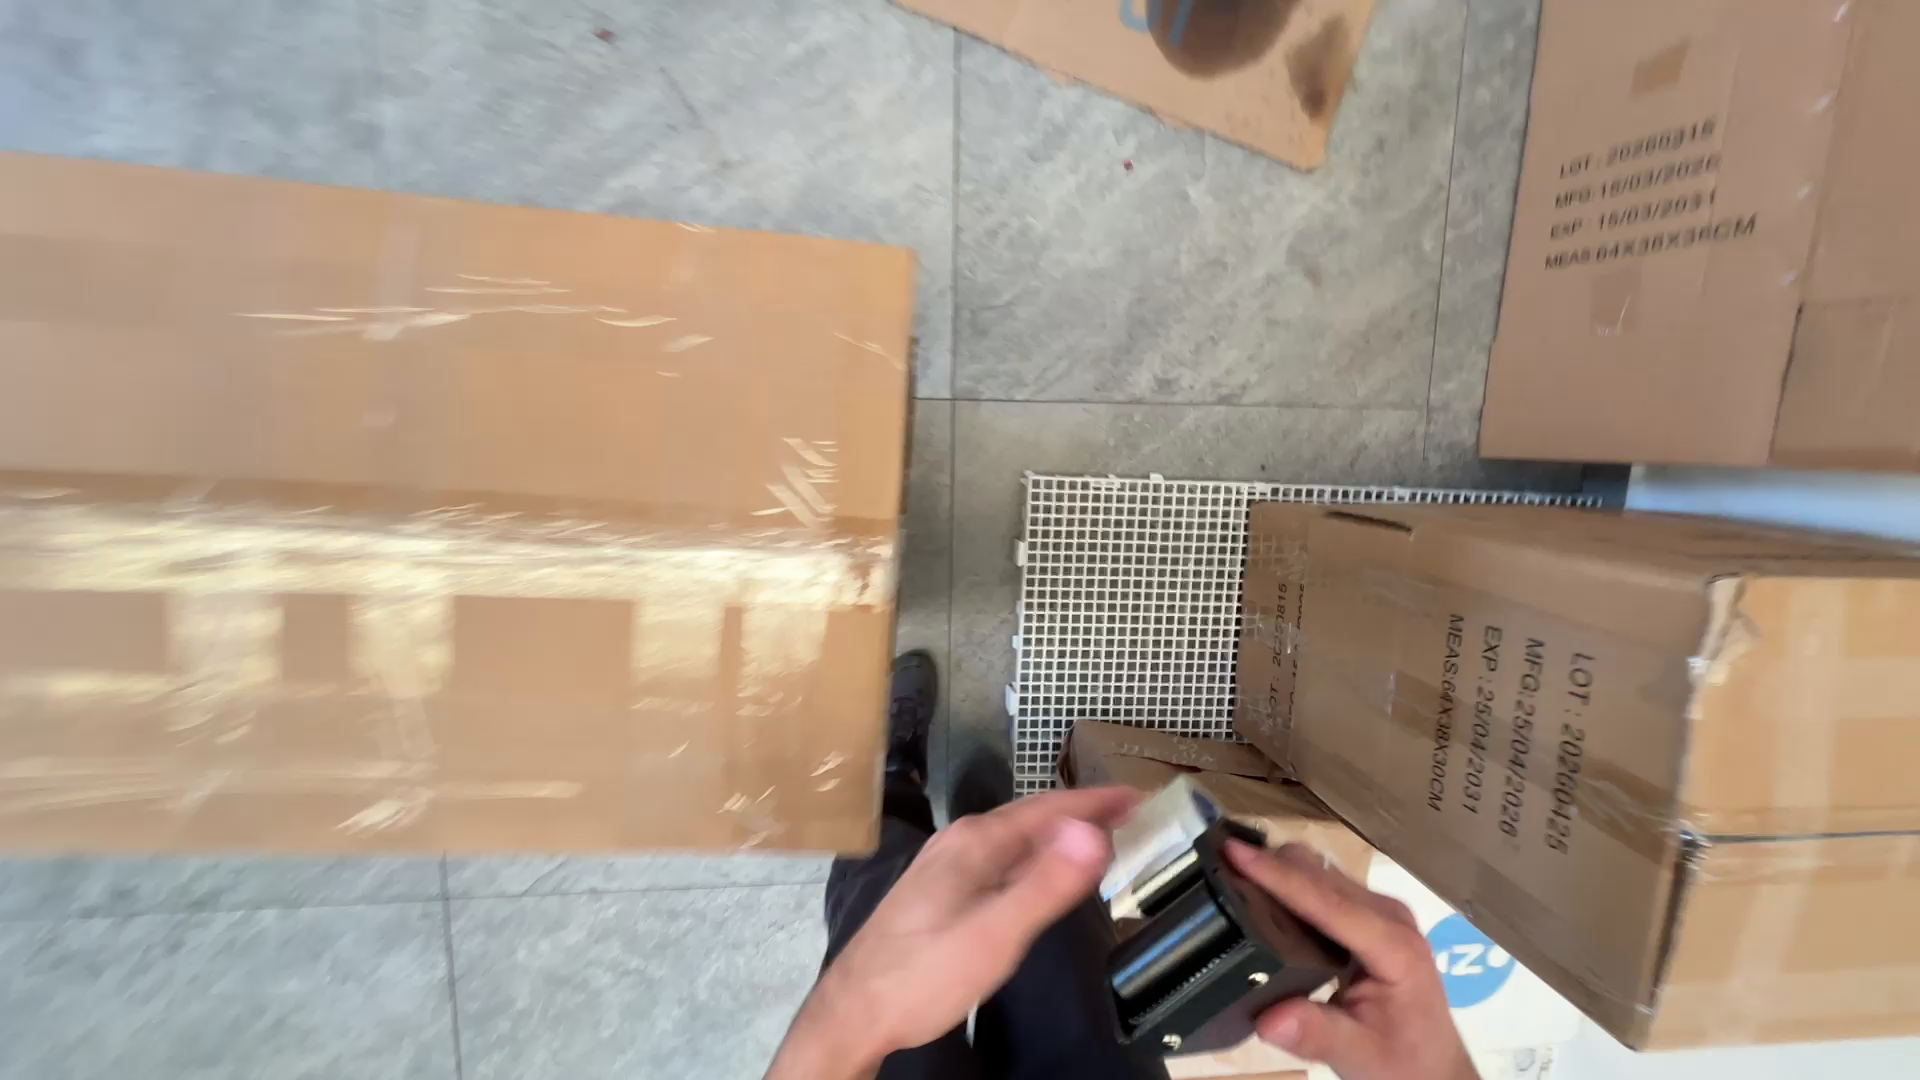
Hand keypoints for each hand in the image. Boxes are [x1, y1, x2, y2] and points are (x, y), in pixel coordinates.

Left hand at [765, 786, 1139, 1079]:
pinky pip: (998, 855)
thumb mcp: (995, 935)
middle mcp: (961, 840)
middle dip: (1078, 812)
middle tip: (1122, 814)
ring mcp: (946, 861)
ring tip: (1090, 837)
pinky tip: (1034, 872)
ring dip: (1055, 832)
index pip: (1047, 809)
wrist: (854, 1009)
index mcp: (977, 841)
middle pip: (1030, 816)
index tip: (1133, 796)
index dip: (1093, 801)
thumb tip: (1091, 833)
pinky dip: (1030, 853)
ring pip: (1013, 835)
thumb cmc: (924, 974)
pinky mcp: (939, 885)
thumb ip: (1045, 885)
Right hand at [1227, 841, 1477, 1079]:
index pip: (1325, 900)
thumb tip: (1267, 1019)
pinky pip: (1322, 881)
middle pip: (1319, 874)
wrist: (1436, 1070)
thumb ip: (1317, 1034)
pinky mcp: (1368, 910)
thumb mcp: (1361, 1059)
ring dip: (1277, 866)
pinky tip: (1262, 888)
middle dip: (1269, 863)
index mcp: (1392, 946)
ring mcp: (1380, 909)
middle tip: (1220, 862)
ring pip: (1319, 869)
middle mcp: (1388, 915)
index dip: (1277, 875)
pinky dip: (1288, 878)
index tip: (1233, 852)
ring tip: (1233, 871)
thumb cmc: (1404, 1064)